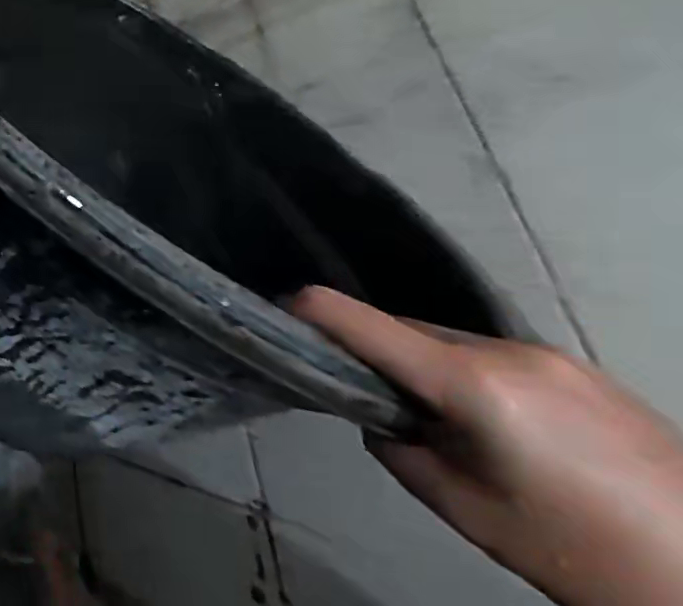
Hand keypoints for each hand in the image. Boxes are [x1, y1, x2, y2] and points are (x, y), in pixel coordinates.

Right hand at [294, 287, 682, 605]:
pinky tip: (506, 432)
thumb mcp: (459, 504)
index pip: (350, 316)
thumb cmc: (576, 551)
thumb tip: (378, 414)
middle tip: (377, 406)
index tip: (274, 324)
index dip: (301, 312)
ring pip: (448, 342)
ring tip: (450, 427)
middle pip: (401, 329)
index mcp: (468, 379)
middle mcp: (506, 350)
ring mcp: (555, 357)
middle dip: (374, 356)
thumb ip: (394, 443)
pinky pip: (496, 358)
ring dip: (426, 369)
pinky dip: (472, 379)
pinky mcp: (588, 373)